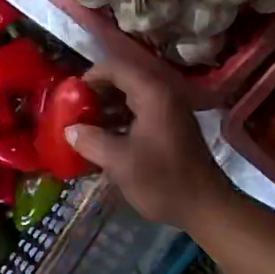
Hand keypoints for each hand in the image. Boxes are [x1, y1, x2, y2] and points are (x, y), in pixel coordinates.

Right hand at [65, 51, 232, 227]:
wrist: (204, 206)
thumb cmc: (162, 181)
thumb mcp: (119, 162)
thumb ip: (91, 141)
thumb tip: (70, 130)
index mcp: (152, 94)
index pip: (116, 67)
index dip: (90, 77)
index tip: (70, 95)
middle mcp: (163, 95)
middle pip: (123, 80)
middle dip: (96, 94)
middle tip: (74, 112)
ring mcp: (169, 111)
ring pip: (131, 98)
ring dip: (107, 109)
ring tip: (84, 128)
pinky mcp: (170, 128)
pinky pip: (140, 114)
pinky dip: (120, 121)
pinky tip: (104, 141)